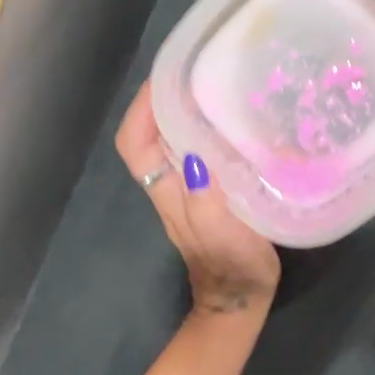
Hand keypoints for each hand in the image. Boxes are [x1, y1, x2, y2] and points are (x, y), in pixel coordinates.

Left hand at [116, 83, 279, 314]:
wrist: (239, 302)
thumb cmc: (233, 269)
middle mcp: (171, 187)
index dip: (141, 109)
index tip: (166, 78)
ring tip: (216, 87)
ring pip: (173, 143)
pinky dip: (207, 133)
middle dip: (164, 101)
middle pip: (151, 136)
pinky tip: (234, 124)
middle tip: (197, 72)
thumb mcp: (224, 236)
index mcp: (168, 193)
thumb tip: (194, 158)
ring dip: (185, 113)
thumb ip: (206, 201)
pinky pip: (197, 154)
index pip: (135, 144)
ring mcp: (187, 192)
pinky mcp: (207, 196)